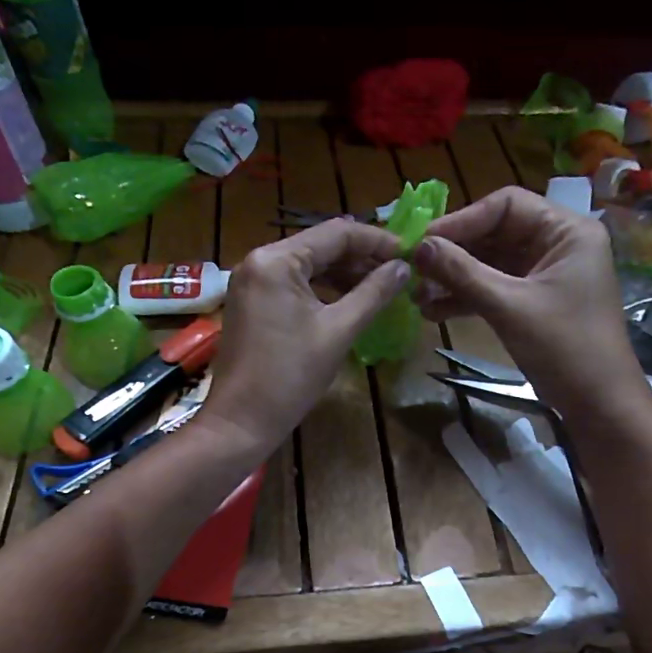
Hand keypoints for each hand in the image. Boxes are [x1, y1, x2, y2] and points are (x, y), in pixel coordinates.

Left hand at [199, 219, 410, 449]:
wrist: (241, 420)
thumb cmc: (290, 376)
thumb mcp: (339, 330)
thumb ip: (373, 293)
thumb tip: (403, 267)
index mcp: (275, 260)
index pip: (337, 233)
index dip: (377, 240)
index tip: (410, 253)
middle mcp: (257, 261)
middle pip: (319, 246)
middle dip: (360, 258)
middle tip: (399, 272)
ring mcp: (249, 282)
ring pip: (306, 266)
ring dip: (342, 274)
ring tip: (380, 288)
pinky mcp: (249, 303)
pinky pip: (290, 285)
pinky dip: (319, 290)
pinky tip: (348, 301)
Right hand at [412, 186, 648, 419]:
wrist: (597, 401)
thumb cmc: (564, 347)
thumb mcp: (508, 306)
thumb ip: (462, 272)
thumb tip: (419, 246)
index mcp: (565, 231)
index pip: (505, 205)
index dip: (460, 220)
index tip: (421, 241)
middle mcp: (555, 244)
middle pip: (492, 232)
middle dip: (452, 252)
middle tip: (412, 270)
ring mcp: (541, 273)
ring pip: (486, 262)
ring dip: (451, 277)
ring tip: (417, 296)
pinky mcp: (529, 300)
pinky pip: (489, 287)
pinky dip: (462, 297)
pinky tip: (432, 311)